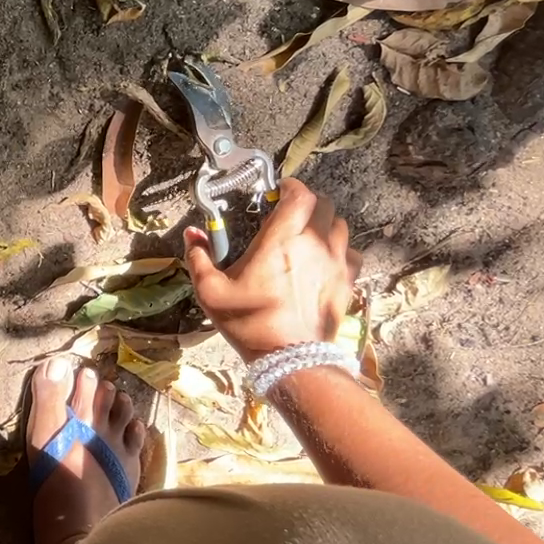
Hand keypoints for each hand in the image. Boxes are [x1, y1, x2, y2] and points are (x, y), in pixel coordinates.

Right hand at [182, 179, 361, 362]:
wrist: (291, 356)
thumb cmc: (249, 321)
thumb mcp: (210, 291)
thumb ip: (199, 258)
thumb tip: (193, 235)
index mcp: (281, 241)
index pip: (300, 196)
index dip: (290, 187)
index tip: (276, 190)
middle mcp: (315, 245)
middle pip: (324, 205)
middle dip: (306, 202)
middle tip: (286, 212)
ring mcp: (337, 262)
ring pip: (340, 226)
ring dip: (323, 223)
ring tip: (304, 235)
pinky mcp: (348, 280)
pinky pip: (351, 252)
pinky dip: (338, 248)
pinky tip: (322, 260)